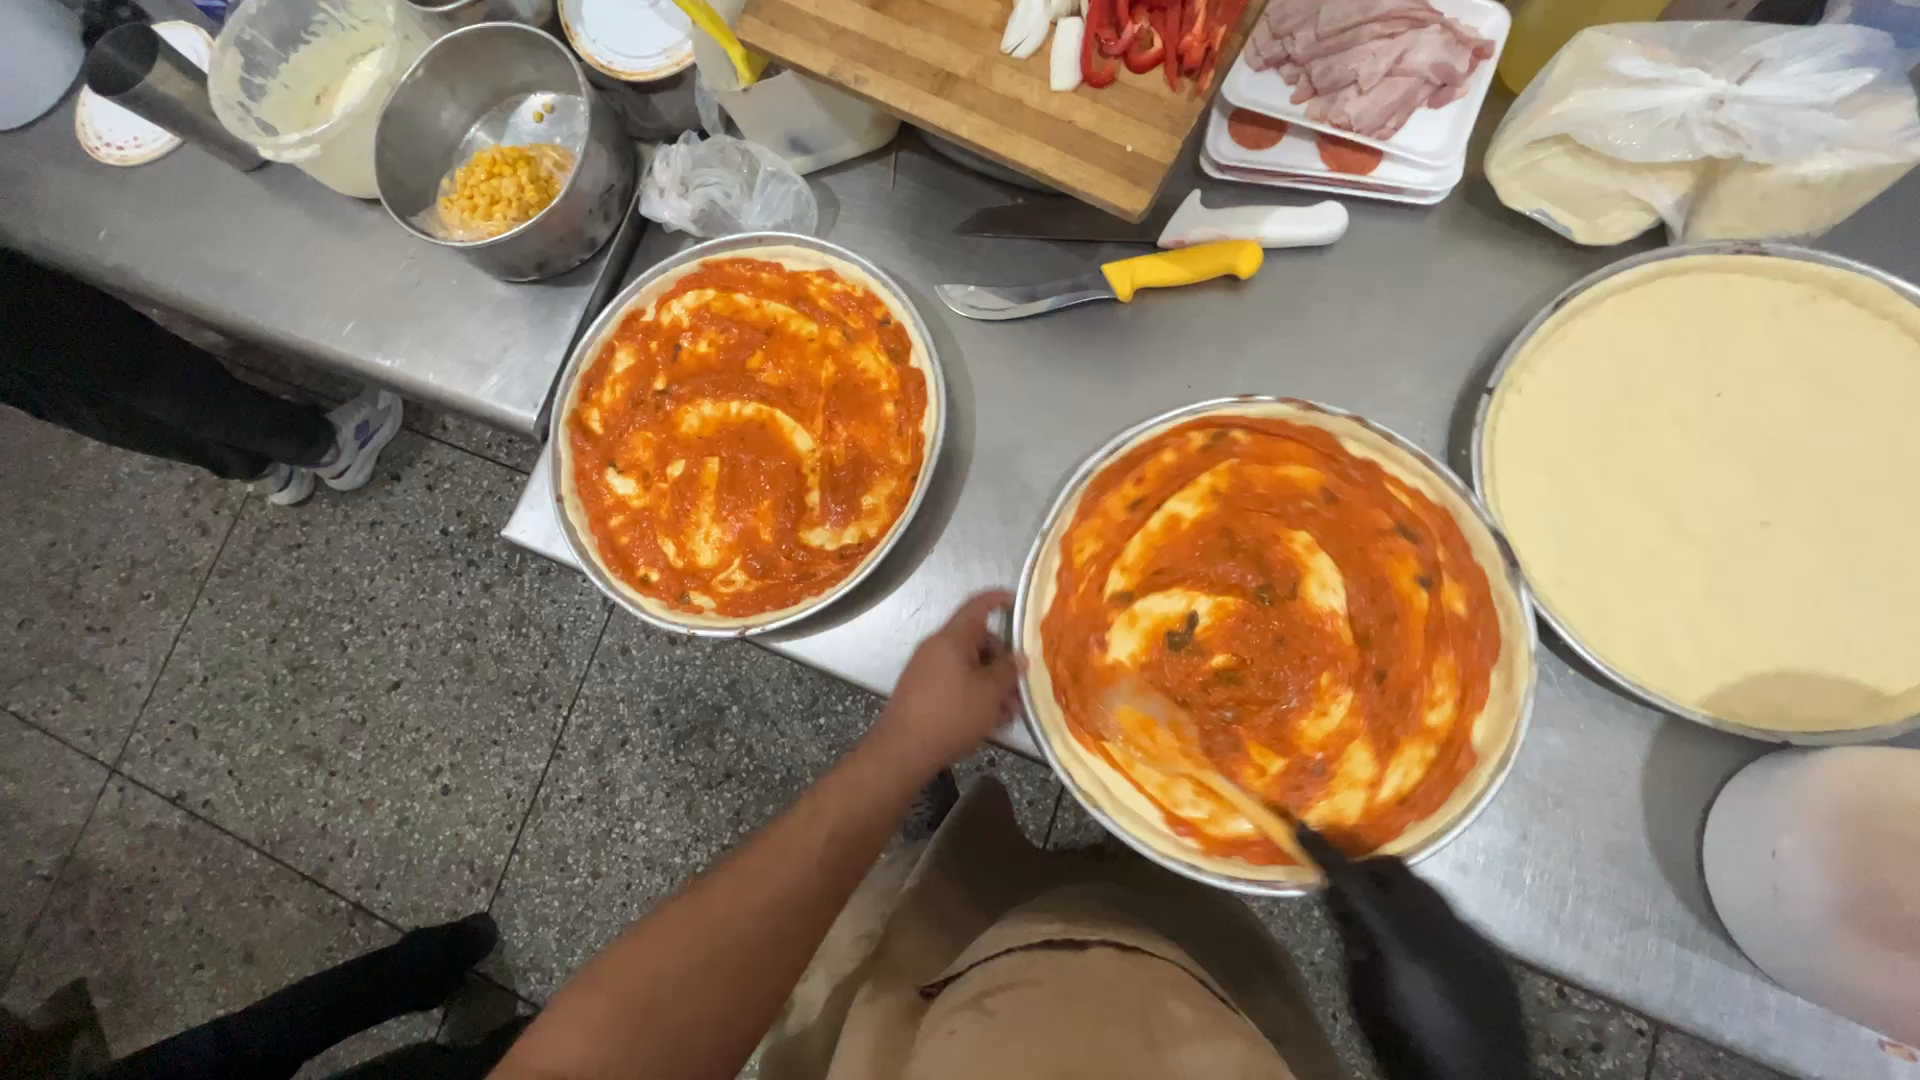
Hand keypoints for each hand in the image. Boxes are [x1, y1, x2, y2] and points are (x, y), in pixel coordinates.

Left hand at [869, 590, 1022, 775]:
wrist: (903, 750)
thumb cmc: (951, 715)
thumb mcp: (989, 693)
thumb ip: (1008, 671)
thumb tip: (1020, 656)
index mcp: (951, 639)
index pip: (977, 606)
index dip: (998, 599)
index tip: (1017, 602)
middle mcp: (937, 648)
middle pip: (977, 641)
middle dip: (1002, 662)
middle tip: (1020, 687)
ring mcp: (927, 670)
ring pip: (969, 667)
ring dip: (992, 684)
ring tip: (1010, 712)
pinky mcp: (923, 691)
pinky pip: (956, 683)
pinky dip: (975, 695)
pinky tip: (990, 721)